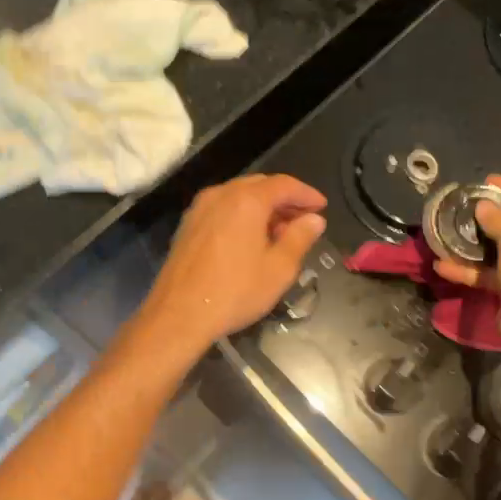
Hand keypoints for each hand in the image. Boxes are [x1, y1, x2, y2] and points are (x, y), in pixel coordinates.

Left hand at [140, 174, 327, 345]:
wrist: (179, 315)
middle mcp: (221, 194)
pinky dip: (242, 215)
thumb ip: (300, 238)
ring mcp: (200, 208)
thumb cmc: (235, 292)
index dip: (306, 194)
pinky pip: (223, 209)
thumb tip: (314, 219)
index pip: (284, 184)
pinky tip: (251, 239)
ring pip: (239, 196)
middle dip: (284, 200)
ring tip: (280, 233)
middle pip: (260, 185)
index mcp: (247, 200)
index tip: (322, 206)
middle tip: (303, 220)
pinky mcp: (188, 225)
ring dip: (263, 208)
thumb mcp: (279, 269)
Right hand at [432, 174, 500, 347]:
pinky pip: (488, 273)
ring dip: (473, 243)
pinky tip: (442, 265)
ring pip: (498, 249)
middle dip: (489, 214)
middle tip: (466, 204)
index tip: (486, 181)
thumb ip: (499, 222)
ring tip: (449, 231)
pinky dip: (468, 269)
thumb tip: (483, 206)